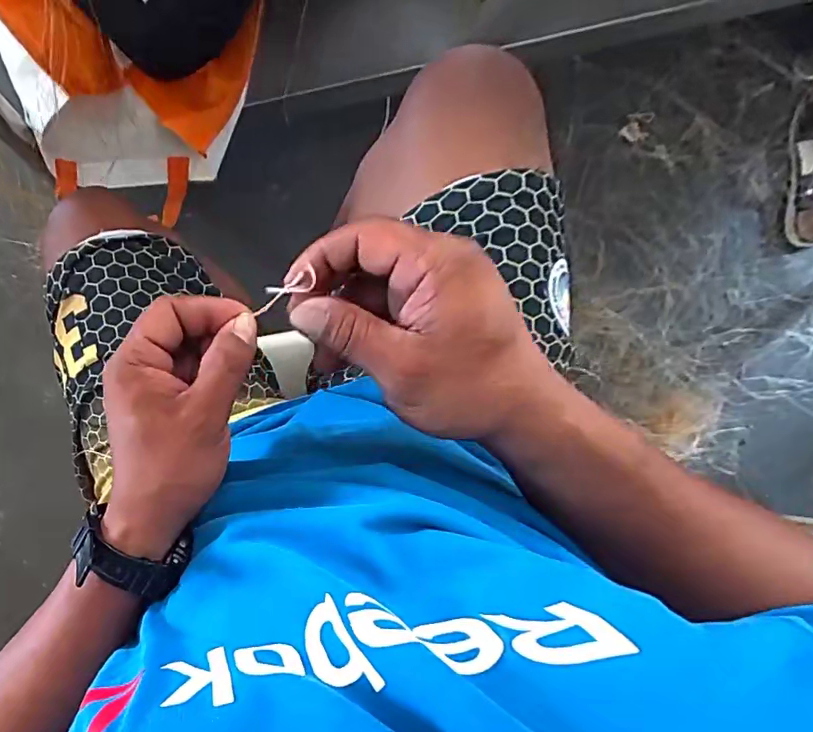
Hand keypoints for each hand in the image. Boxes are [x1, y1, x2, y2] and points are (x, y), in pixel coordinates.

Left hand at [100, 295, 257, 558]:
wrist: (151, 520)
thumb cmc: (173, 468)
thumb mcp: (206, 412)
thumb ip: (226, 362)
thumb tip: (245, 323)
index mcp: (132, 362)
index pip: (169, 311)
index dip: (209, 309)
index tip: (246, 322)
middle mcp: (132, 369)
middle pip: (175, 329)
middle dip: (213, 332)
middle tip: (247, 349)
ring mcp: (142, 389)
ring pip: (182, 353)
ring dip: (212, 356)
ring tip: (239, 372)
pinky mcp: (154, 407)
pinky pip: (182, 377)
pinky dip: (205, 376)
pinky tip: (224, 390)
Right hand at [284, 218, 574, 441]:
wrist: (521, 413)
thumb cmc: (465, 390)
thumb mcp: (397, 365)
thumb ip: (347, 331)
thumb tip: (301, 310)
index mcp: (434, 263)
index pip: (363, 236)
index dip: (319, 259)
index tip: (291, 295)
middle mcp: (439, 261)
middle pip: (366, 258)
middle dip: (328, 292)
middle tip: (303, 331)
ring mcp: (441, 283)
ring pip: (374, 286)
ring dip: (343, 317)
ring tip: (323, 358)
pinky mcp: (440, 305)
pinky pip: (391, 304)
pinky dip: (365, 327)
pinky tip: (346, 357)